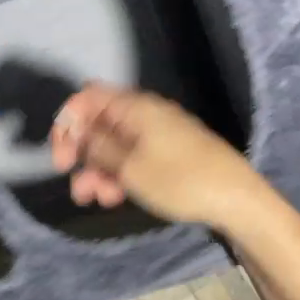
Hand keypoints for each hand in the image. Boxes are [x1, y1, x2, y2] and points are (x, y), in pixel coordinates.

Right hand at [49, 82, 264, 224]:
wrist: (238, 200)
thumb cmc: (181, 180)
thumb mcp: (130, 167)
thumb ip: (98, 146)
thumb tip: (76, 129)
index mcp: (135, 108)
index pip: (88, 98)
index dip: (67, 121)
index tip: (61, 154)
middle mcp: (145, 114)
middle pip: (99, 123)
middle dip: (81, 152)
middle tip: (72, 180)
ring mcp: (157, 135)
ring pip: (113, 145)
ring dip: (98, 170)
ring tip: (94, 200)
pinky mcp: (167, 154)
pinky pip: (132, 157)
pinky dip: (117, 174)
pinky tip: (114, 198)